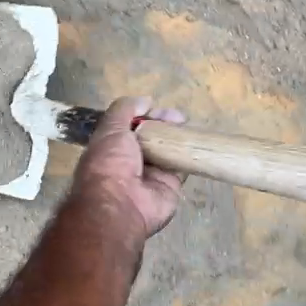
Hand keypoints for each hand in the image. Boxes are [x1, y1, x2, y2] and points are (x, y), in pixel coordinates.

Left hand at [70, 96, 186, 237]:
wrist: (120, 204)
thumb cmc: (110, 163)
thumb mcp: (110, 128)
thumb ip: (125, 110)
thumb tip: (144, 101)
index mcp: (112, 147)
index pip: (131, 126)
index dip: (144, 115)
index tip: (155, 107)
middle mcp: (131, 161)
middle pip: (152, 137)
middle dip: (164, 124)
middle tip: (178, 118)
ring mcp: (151, 174)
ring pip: (168, 150)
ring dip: (177, 138)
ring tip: (187, 127)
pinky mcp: (170, 185)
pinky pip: (182, 168)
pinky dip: (189, 156)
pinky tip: (196, 143)